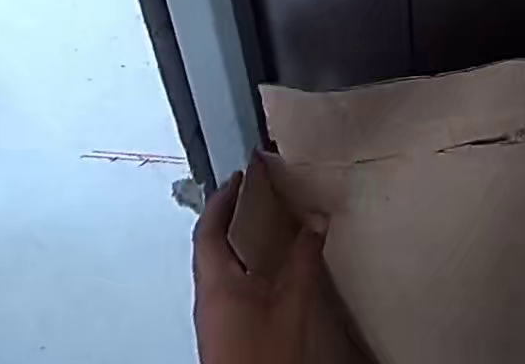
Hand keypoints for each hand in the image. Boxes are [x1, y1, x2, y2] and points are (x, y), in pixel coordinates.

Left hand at [193, 170, 326, 363]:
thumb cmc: (260, 359)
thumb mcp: (291, 304)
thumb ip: (304, 259)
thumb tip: (316, 223)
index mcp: (216, 284)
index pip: (208, 231)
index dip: (221, 200)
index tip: (236, 178)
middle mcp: (207, 297)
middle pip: (207, 246)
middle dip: (224, 215)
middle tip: (244, 193)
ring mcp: (211, 316)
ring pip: (215, 265)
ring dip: (230, 239)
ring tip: (254, 222)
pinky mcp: (220, 330)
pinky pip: (223, 282)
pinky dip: (238, 261)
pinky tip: (261, 267)